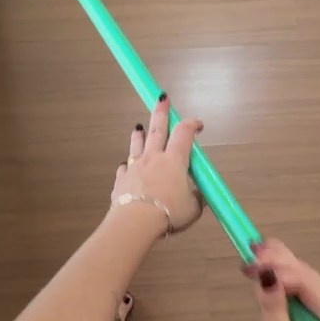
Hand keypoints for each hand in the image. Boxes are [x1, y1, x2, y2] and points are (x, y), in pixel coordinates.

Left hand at [109, 94, 203, 235]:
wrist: (136, 222)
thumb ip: (196, 198)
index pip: (185, 133)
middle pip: (158, 129)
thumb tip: (197, 195)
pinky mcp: (122, 179)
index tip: (197, 124)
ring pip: (137, 144)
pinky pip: (125, 168)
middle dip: (161, 112)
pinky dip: (128, 166)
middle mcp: (154, 157)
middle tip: (161, 98)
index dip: (192, 124)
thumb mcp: (193, 209)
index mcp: (175, 160)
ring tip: (138, 127)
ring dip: (139, 135)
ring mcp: (135, 166)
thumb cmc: (170, 212)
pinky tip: (128, 167)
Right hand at [246, 239, 319, 320]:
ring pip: (304, 276)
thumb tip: (265, 275)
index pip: (304, 279)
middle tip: (246, 253)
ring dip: (279, 264)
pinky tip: (266, 272)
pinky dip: (283, 276)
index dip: (276, 269)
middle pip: (305, 272)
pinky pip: (302, 288)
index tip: (246, 269)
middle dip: (277, 259)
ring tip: (252, 256)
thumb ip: (274, 314)